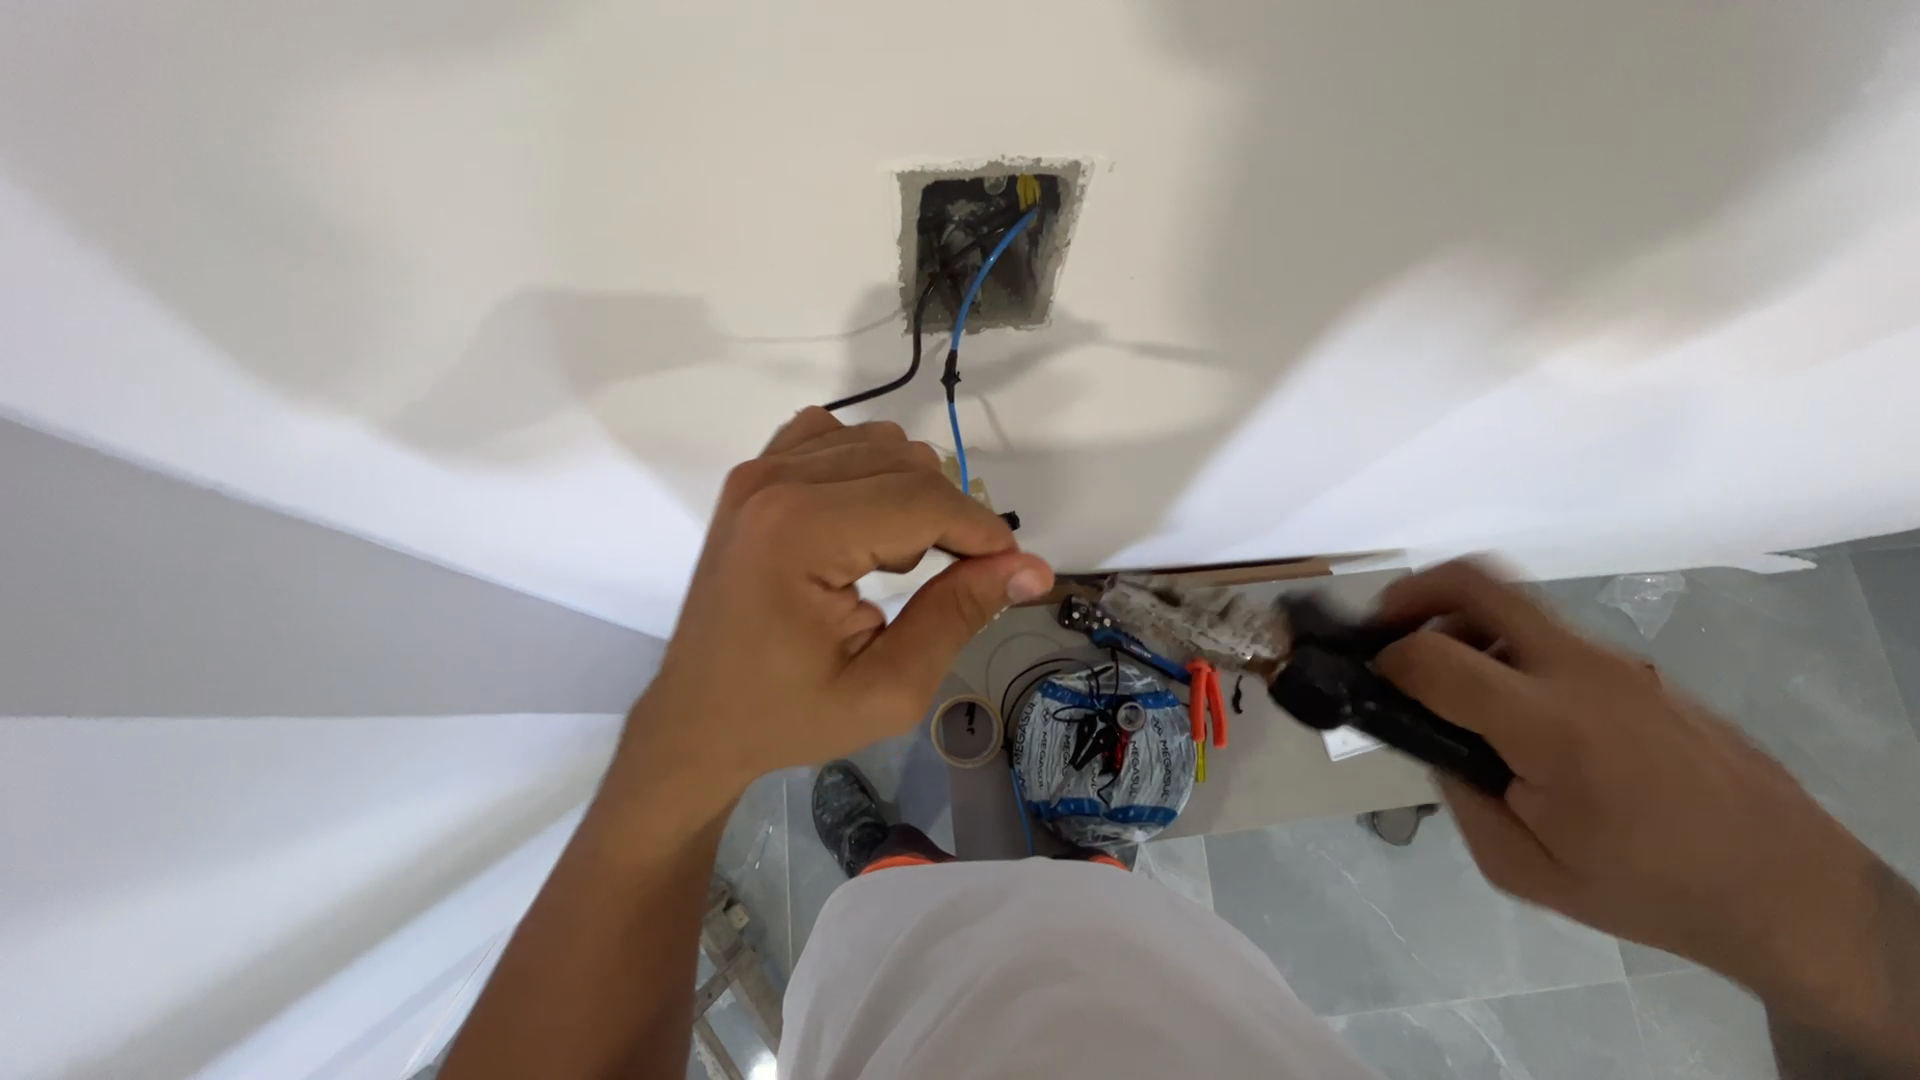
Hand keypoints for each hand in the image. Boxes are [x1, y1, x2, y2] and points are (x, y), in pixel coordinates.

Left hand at [626, 408, 1052, 799]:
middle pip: (908, 464)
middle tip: (942, 585)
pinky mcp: (754, 476)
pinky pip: (836, 438)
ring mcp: (759, 471)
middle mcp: (775, 481)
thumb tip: (1032, 568)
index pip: (925, 500)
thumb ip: (960, 615)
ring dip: (910, 497)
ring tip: (890, 564)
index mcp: (801, 532)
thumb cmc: (787, 716)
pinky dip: (868, 472)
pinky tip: (860, 525)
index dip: (983, 532)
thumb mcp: (889, 688)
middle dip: (949, 520)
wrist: (697, 720)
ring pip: (880, 444)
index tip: (1014, 571)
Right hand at [1372, 560, 1884, 1008]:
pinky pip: (1552, 638)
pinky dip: (1505, 650)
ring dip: (1461, 625)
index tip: (1370, 682)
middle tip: (1383, 629)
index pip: (1434, 657)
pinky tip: (1512, 710)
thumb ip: (1458, 792)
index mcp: (1548, 726)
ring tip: (1448, 683)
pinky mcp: (1639, 670)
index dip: (1385, 661)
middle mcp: (1582, 671)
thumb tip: (1431, 737)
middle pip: (1479, 582)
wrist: (1791, 891)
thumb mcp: (1521, 866)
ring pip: (1515, 605)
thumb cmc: (1648, 888)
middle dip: (1412, 592)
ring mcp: (1618, 663)